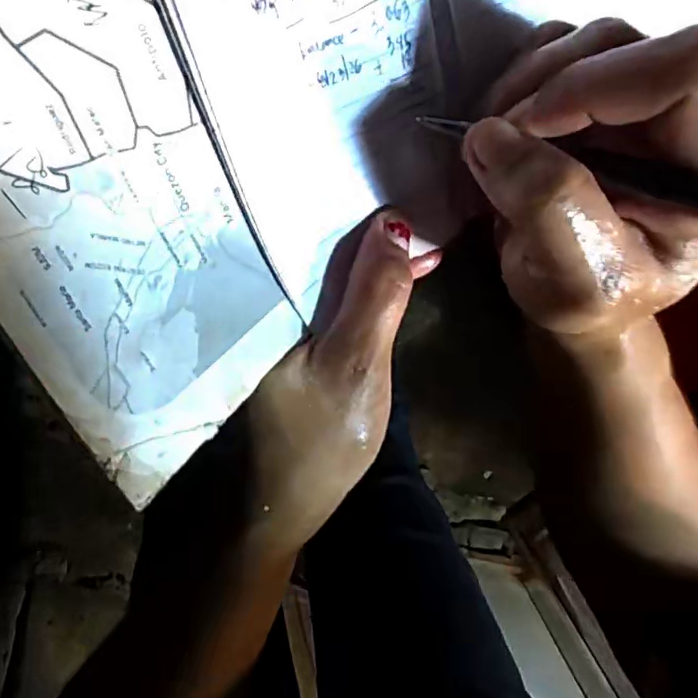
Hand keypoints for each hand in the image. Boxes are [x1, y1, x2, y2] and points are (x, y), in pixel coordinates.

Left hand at [239, 209, 441, 548]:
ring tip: (424, 236)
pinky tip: (398, 275)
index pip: (321, 227)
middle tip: (427, 201)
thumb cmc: (318, 442)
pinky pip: (334, 293)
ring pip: (332, 266)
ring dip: (375, 253)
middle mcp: (270, 295)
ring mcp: (284, 318)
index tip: (414, 186)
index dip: (368, 205)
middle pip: (323, 240)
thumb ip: (375, 297)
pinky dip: (366, 283)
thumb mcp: (356, 365)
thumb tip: (394, 223)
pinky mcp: (297, 340)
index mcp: (274, 293)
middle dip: (373, 222)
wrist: (279, 512)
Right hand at [464, 19, 697, 339]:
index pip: (695, 72)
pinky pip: (571, 43)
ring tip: (495, 137)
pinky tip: (511, 122)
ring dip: (530, 80)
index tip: (528, 129)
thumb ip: (546, 210)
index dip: (600, 85)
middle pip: (638, 45)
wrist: (575, 291)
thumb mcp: (574, 285)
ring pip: (599, 39)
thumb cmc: (591, 302)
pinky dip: (526, 74)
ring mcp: (661, 95)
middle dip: (551, 82)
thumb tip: (492, 135)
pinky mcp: (619, 85)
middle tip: (496, 135)